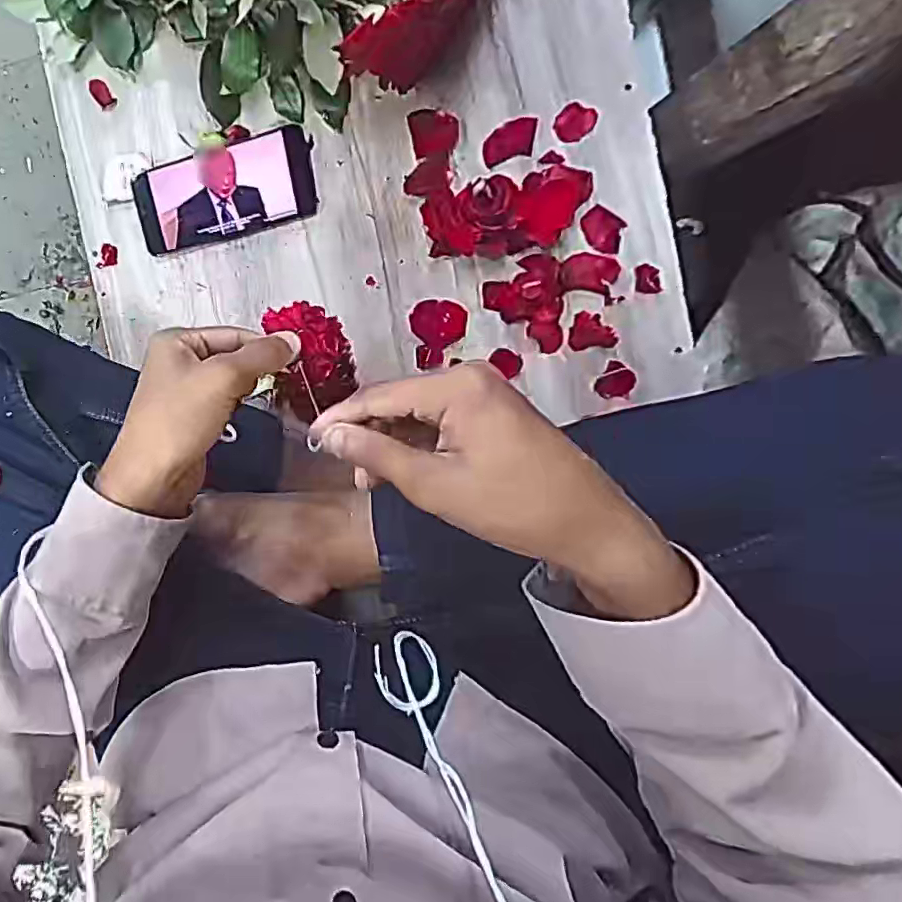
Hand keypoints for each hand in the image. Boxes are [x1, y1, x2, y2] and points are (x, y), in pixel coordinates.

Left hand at [95, 327, 301, 518]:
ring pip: (233, 380)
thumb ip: (260, 355)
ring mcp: (185, 391)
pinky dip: (241, 406)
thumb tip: (290, 341)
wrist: (155, 478)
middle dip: (258, 368)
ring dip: (251, 388)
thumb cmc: (174, 423)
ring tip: (266, 397)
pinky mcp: (194, 417)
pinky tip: (246, 414)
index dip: (264, 345)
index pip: (234, 333)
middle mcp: (178, 362)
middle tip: (281, 379)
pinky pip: (227, 402)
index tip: (292, 357)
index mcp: (175, 341)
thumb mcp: (223, 377)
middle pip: (234, 355)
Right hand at [310, 365, 693, 619]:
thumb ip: (375, 455)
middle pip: (399, 400)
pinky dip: (419, 443)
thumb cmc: (513, 507)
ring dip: (393, 443)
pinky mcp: (492, 409)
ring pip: (417, 411)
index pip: (381, 395)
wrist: (589, 526)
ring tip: (376, 481)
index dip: (341, 418)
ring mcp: (484, 390)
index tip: (311, 440)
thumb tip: (329, 434)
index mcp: (457, 384)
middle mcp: (470, 375)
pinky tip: (407, 470)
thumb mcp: (434, 484)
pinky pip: (441, 419)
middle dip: (369, 435)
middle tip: (351, 474)